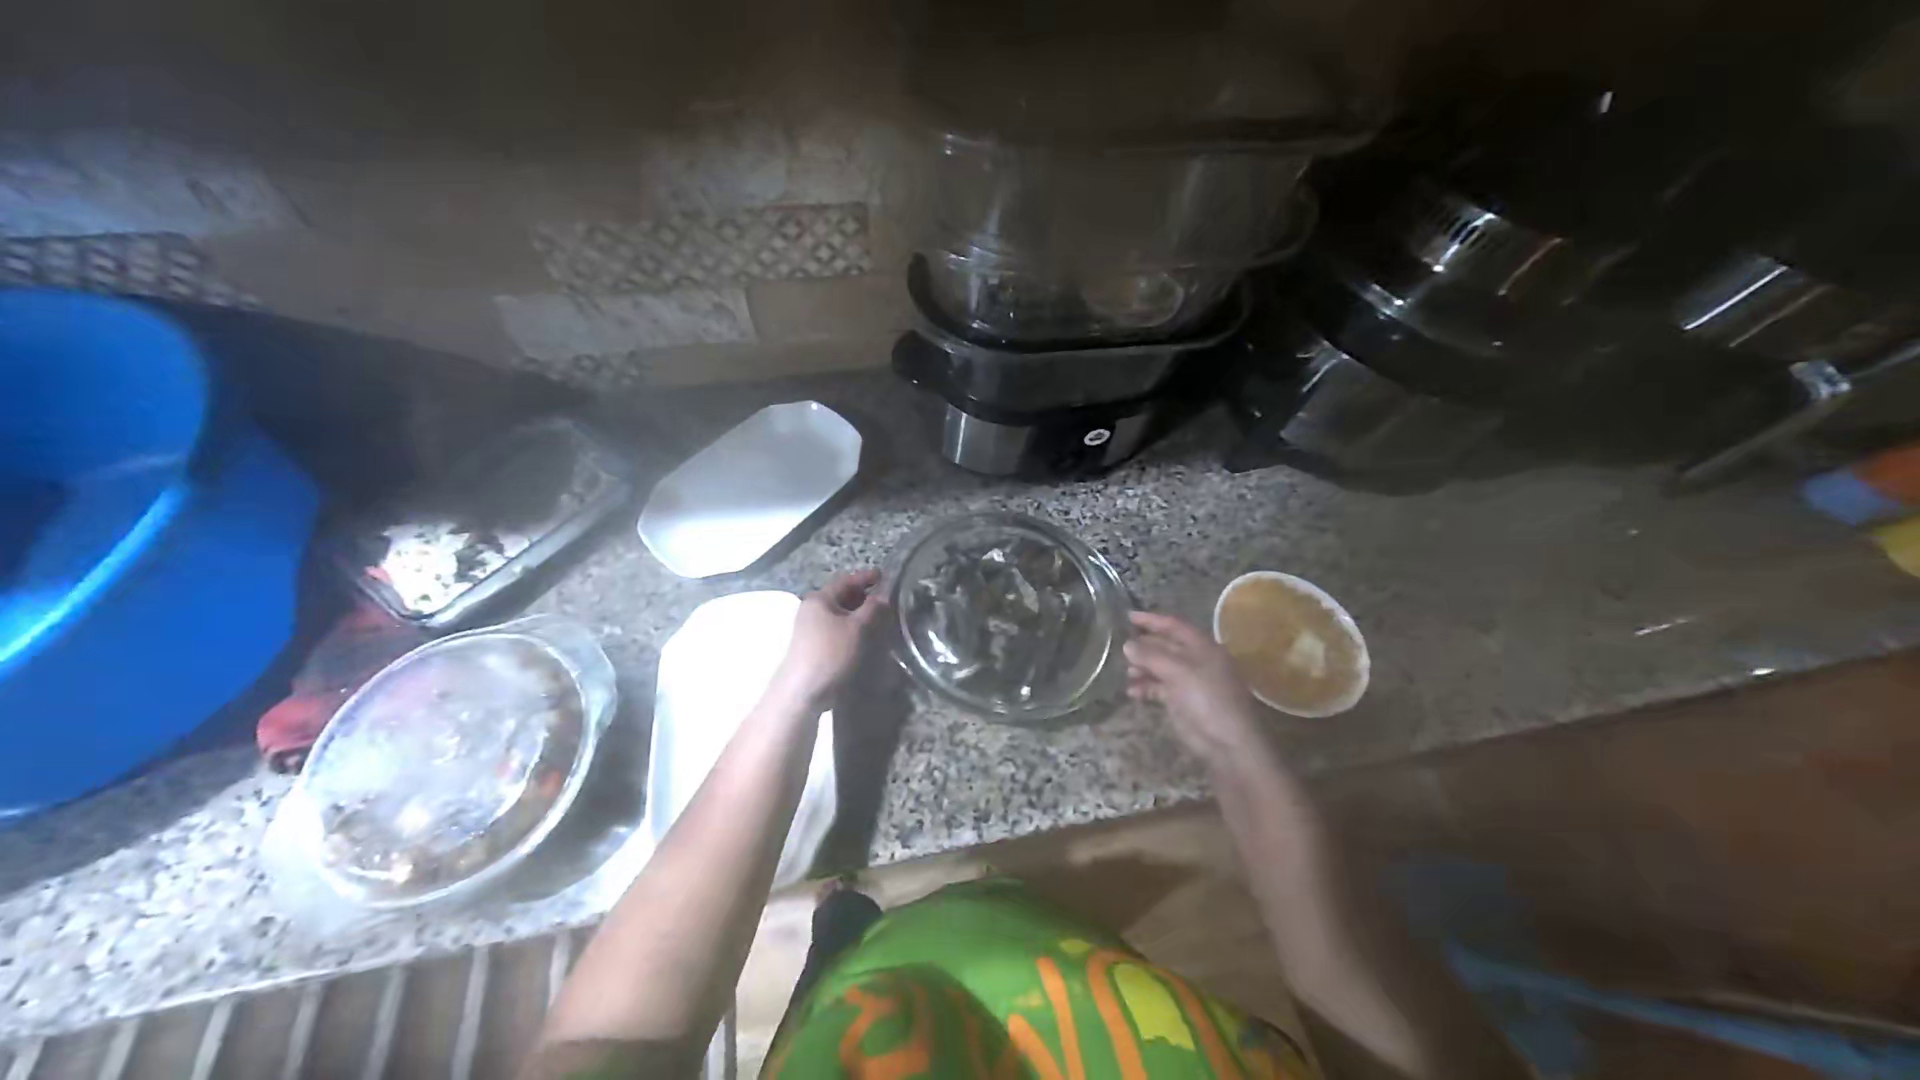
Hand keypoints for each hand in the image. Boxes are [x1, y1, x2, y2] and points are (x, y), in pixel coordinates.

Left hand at [771, 569, 887, 709]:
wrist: (802, 690)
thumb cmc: (830, 653)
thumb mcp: (856, 628)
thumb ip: (872, 608)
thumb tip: (884, 595)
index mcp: (819, 598)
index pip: (846, 580)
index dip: (866, 577)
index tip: (885, 576)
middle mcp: (812, 609)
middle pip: (842, 596)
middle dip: (864, 595)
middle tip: (887, 598)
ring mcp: (811, 627)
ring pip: (840, 613)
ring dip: (859, 612)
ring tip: (880, 615)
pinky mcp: (814, 644)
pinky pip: (837, 627)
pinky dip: (852, 626)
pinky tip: (865, 633)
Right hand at [1124, 611, 1268, 768]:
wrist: (1227, 741)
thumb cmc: (1207, 698)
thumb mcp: (1179, 672)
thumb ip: (1151, 656)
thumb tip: (1127, 645)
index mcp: (1201, 647)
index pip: (1173, 625)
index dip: (1151, 619)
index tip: (1127, 616)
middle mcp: (1195, 660)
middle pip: (1165, 646)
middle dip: (1143, 646)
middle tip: (1120, 647)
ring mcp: (1188, 681)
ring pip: (1159, 667)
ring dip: (1142, 668)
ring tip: (1127, 672)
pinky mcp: (1181, 701)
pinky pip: (1158, 688)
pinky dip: (1145, 688)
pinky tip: (1132, 692)